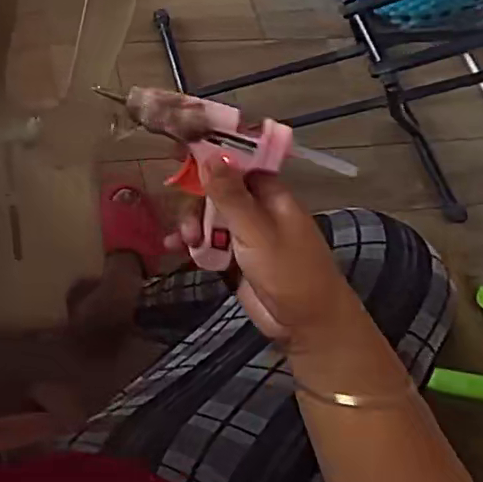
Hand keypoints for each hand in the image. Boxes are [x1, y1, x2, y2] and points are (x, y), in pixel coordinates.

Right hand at [169, 147, 361, 347]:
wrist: (307, 327)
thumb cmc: (289, 272)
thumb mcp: (256, 230)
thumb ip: (229, 193)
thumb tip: (209, 153)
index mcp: (270, 193)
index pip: (237, 161)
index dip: (209, 156)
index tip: (180, 153)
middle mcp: (256, 207)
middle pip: (215, 189)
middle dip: (196, 203)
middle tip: (188, 223)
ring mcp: (244, 232)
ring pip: (207, 214)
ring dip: (192, 225)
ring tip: (186, 243)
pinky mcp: (233, 255)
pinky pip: (206, 239)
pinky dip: (191, 242)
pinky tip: (175, 248)